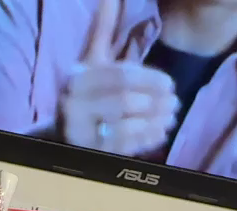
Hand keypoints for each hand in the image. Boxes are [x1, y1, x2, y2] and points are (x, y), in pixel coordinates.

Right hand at [58, 0, 177, 155]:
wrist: (61, 131)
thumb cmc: (86, 92)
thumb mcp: (91, 61)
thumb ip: (103, 29)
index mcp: (78, 80)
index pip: (121, 77)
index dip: (149, 80)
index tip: (171, 84)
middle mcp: (75, 106)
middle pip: (125, 102)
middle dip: (154, 102)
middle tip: (175, 103)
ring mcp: (81, 133)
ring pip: (125, 126)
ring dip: (153, 122)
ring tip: (171, 117)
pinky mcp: (89, 154)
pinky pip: (123, 147)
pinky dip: (144, 140)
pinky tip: (160, 134)